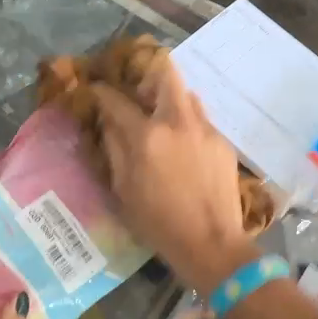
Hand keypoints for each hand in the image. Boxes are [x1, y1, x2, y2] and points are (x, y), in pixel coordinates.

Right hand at [91, 55, 258, 293]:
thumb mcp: (123, 188)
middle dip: (147, 74)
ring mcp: (205, 130)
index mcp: (147, 135)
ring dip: (169, 97)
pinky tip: (181, 145)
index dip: (101, 91)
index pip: (117, 99)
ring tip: (159, 117)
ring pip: (186, 94)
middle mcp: (178, 122)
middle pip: (165, 73)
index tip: (95, 90)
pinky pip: (200, 119)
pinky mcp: (222, 143)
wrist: (212, 245)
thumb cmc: (158, 221)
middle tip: (136, 90)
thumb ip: (114, 147)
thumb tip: (108, 122)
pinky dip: (185, 122)